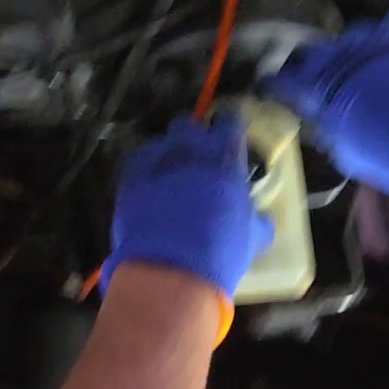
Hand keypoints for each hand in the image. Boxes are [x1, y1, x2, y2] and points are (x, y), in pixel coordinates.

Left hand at [108, 115, 274, 297]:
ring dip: (166, 155)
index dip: (230, 125)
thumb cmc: (221, 250)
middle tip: (196, 158)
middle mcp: (191, 148)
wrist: (171, 269)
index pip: (231, 120)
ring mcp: (157, 159)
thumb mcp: (252, 236)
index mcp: (226, 156)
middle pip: (189, 125)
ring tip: (169, 177)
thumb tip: (259, 219)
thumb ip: (256, 219)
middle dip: (192, 137)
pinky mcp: (130, 176)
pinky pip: (137, 162)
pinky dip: (144, 170)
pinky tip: (148, 188)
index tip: (230, 134)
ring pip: (160, 142)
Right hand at [264, 10, 388, 212]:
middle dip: (308, 65)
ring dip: (349, 50)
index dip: (275, 85)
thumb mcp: (348, 154)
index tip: (272, 88)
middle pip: (312, 53)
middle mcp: (340, 57)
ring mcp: (377, 40)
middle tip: (313, 78)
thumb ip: (330, 128)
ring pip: (351, 36)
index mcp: (318, 90)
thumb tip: (325, 118)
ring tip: (357, 62)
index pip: (283, 81)